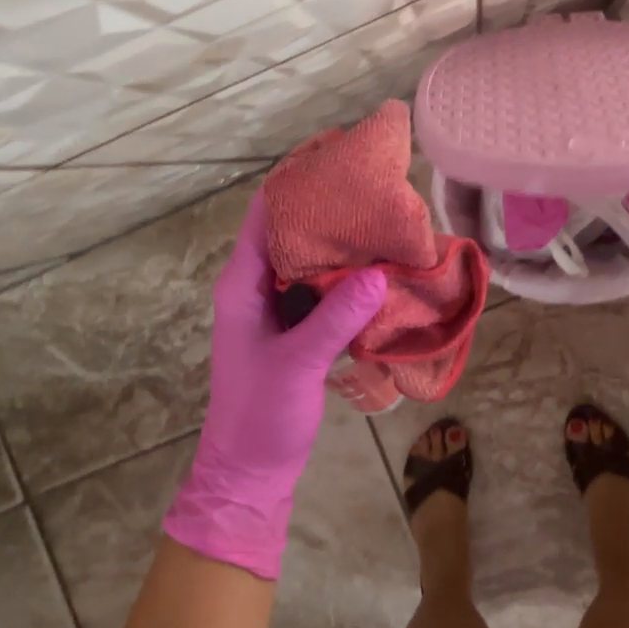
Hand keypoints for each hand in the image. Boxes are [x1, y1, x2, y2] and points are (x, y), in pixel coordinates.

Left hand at [163, 194, 387, 579]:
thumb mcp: (297, 364)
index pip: (266, 214)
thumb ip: (335, 319)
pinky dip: (350, 273)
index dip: (297, 180)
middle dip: (328, 205)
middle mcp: (258, 285)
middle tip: (374, 182)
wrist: (250, 473)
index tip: (337, 155)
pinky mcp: (300, 326)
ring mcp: (279, 307)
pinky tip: (384, 266)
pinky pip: (325, 287)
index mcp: (243, 284)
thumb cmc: (260, 415)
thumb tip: (380, 273)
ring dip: (343, 239)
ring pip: (312, 258)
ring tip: (385, 215)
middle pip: (293, 229)